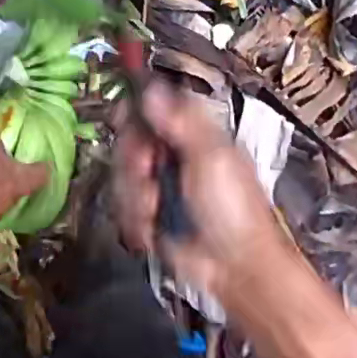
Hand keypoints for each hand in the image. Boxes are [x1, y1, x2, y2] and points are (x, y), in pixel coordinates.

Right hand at [114, 81, 291, 301]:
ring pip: (121, 174)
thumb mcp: (211, 157)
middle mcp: (171, 154)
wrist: (236, 269)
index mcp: (192, 133)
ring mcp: (158, 185)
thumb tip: (151, 88)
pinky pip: (120, 205)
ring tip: (155, 211)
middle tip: (148, 174)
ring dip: (134, 196)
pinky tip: (150, 228)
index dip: (133, 111)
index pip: (150, 106)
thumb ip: (179, 120)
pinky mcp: (146, 214)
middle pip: (128, 139)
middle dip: (133, 161)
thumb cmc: (234, 210)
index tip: (125, 122)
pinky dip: (133, 219)